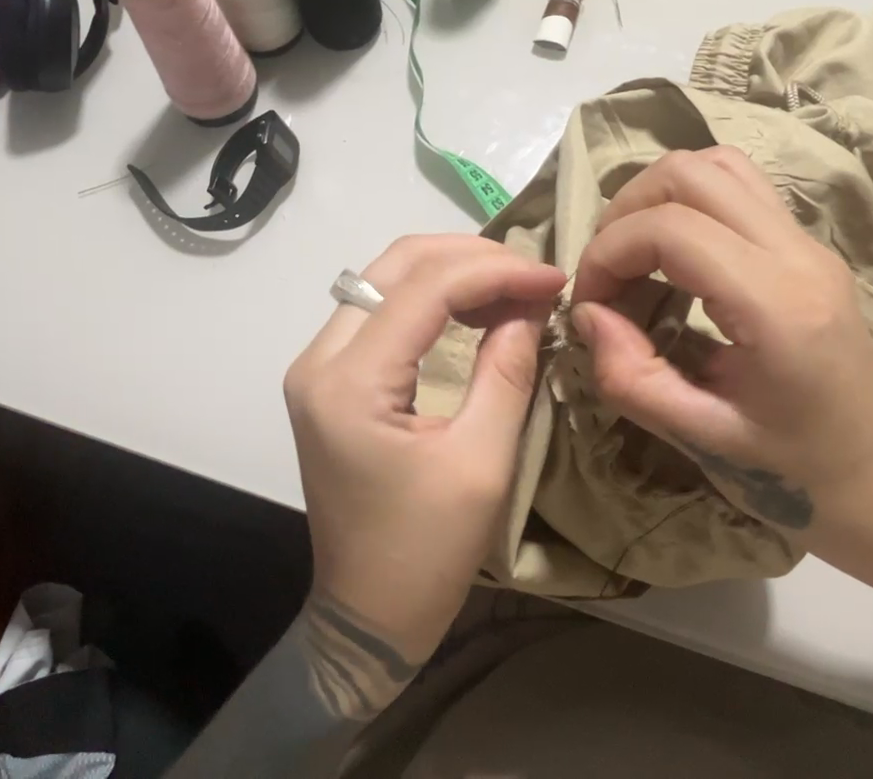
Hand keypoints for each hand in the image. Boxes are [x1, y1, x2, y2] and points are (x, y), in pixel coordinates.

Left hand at [284, 236, 566, 662]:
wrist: (367, 614)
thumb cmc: (427, 554)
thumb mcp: (482, 462)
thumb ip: (506, 370)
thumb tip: (531, 304)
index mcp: (349, 383)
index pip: (425, 287)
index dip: (496, 271)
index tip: (556, 278)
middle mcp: (319, 360)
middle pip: (394, 265)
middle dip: (471, 258)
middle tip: (534, 276)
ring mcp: (316, 368)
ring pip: (383, 280)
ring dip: (450, 273)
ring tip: (514, 288)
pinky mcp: (328, 381)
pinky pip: (378, 313)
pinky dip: (429, 300)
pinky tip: (474, 309)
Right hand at [569, 148, 872, 594]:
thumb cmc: (794, 476)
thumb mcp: (700, 440)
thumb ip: (631, 376)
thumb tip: (587, 315)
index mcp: (777, 304)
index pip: (671, 228)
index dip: (608, 253)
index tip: (589, 304)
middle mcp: (799, 255)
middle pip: (690, 174)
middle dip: (625, 213)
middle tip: (605, 274)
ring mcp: (809, 245)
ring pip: (716, 165)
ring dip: (656, 198)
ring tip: (632, 256)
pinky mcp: (807, 248)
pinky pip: (738, 188)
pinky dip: (688, 203)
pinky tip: (671, 257)